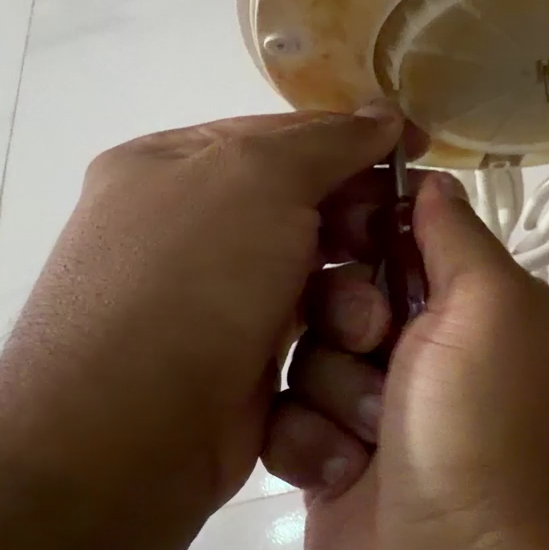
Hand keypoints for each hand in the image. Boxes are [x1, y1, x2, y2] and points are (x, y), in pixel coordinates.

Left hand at [0, 106, 412, 510]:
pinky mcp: (241, 354)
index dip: (360, 140)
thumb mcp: (260, 178)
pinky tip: (358, 341)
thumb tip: (386, 114)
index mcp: (176, 165)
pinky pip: (311, 320)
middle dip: (363, 221)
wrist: (124, 435)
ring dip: (355, 285)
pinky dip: (337, 327)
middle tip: (405, 237)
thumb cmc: (192, 280)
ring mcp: (216, 293)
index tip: (424, 153)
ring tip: (368, 315)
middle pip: (310, 202)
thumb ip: (331, 140)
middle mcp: (191, 224)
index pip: (288, 136)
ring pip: (318, 266)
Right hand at [260, 173, 548, 549]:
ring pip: (311, 351)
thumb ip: (459, 236)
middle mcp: (436, 347)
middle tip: (375, 344)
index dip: (375, 225)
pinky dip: (311, 441)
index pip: (416, 233)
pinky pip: (289, 413)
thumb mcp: (492, 305)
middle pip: (350, 287)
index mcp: (484, 304)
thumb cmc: (479, 420)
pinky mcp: (334, 453)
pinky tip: (342, 473)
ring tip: (370, 432)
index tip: (342, 225)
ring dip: (334, 391)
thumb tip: (435, 179)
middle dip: (348, 316)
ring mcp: (383, 402)